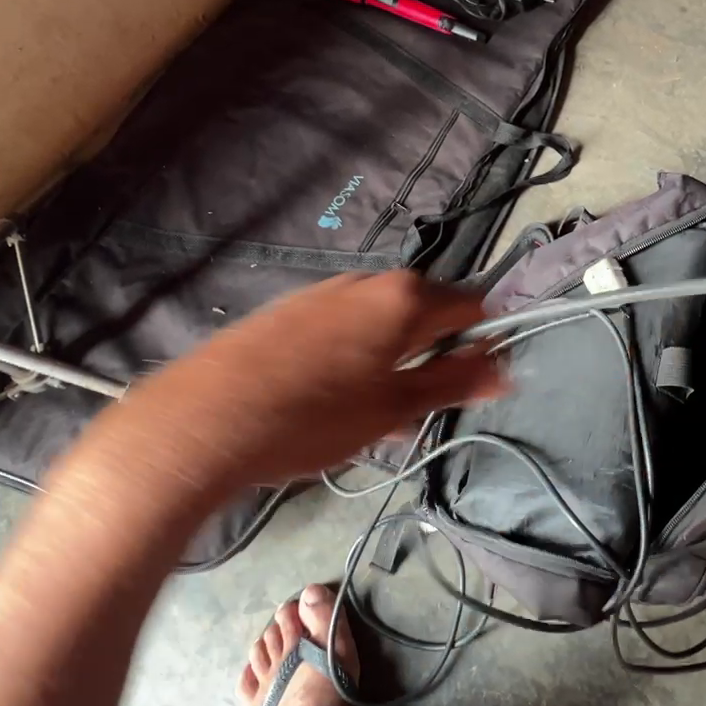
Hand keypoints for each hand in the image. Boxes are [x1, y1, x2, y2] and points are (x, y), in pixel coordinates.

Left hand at [110, 271, 500, 490]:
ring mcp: (324, 291)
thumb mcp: (395, 408)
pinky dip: (355, 357)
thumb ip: (457, 382)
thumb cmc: (312, 418)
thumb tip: (507, 370)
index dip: (483, 343)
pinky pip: (344, 327)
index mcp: (403, 296)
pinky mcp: (289, 309)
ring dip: (393, 361)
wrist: (198, 424)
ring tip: (370, 415)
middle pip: (425, 313)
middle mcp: (368, 281)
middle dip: (432, 357)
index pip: (471, 305)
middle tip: (417, 410)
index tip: (476, 382)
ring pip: (382, 323)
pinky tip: (329, 401)